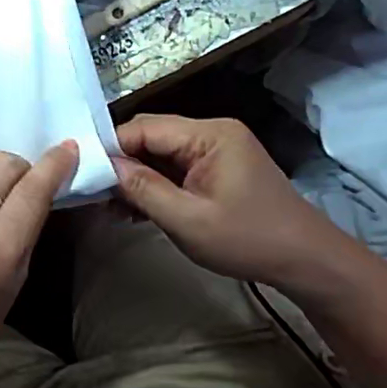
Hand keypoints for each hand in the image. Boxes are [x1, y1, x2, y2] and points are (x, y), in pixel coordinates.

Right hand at [112, 115, 350, 291]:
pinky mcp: (217, 170)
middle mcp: (212, 133)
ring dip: (136, 180)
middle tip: (93, 194)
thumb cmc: (247, 239)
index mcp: (209, 135)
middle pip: (152, 138)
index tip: (83, 173)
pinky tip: (134, 211)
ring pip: (161, 156)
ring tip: (109, 208)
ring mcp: (216, 151)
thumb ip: (144, 190)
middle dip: (121, 165)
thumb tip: (106, 168)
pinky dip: (155, 188)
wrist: (303, 259)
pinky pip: (176, 171)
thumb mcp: (188, 219)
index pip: (145, 128)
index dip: (112, 149)